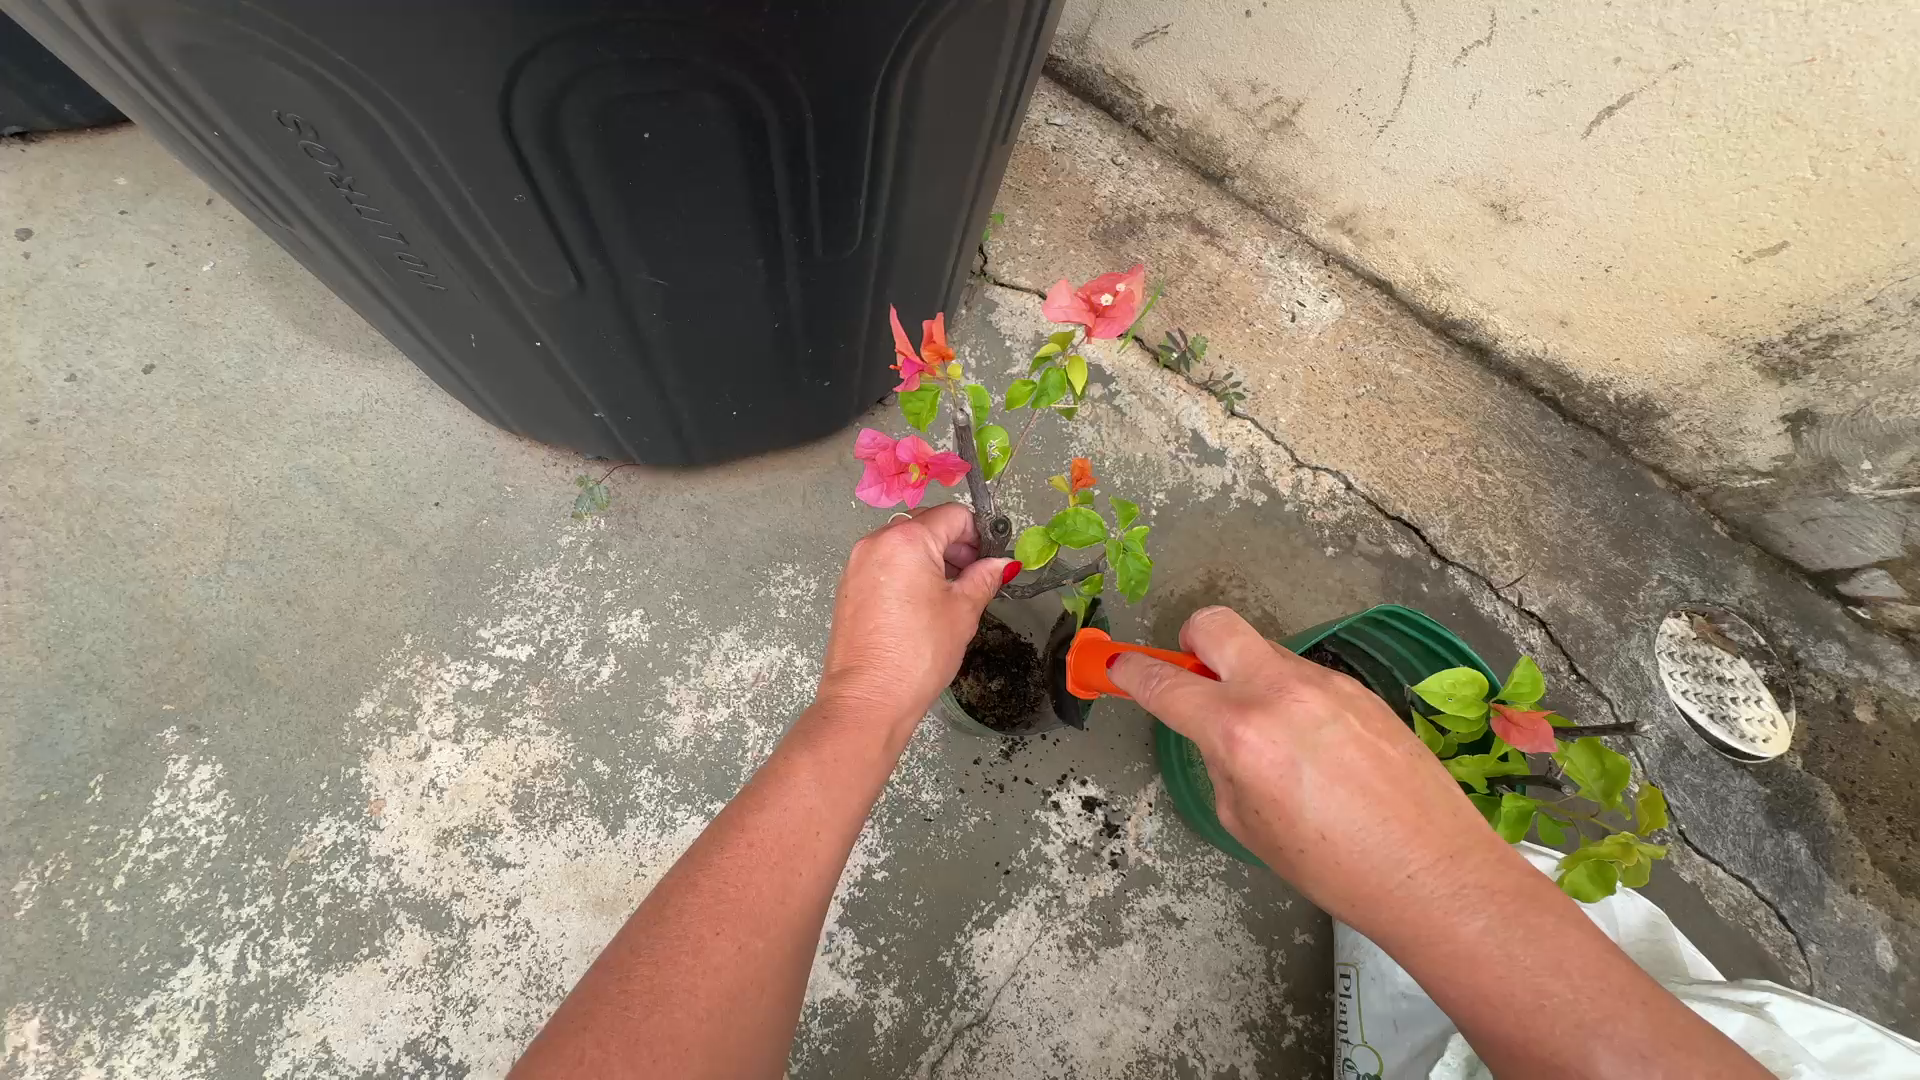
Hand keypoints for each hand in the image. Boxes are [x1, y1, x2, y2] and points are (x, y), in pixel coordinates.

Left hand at [817, 503, 1015, 729]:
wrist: (868, 698)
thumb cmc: (917, 654)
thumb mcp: (963, 612)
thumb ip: (984, 578)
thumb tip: (1002, 565)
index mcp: (906, 540)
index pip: (953, 514)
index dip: (979, 534)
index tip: (989, 560)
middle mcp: (876, 542)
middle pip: (926, 524)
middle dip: (954, 545)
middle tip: (973, 578)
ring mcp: (857, 563)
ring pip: (904, 543)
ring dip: (931, 558)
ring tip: (948, 596)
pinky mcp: (849, 585)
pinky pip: (885, 562)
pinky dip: (907, 572)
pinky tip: (920, 605)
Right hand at [1109, 606, 1507, 926]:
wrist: (1435, 872)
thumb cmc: (1330, 865)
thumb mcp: (1243, 819)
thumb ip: (1218, 757)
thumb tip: (1217, 730)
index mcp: (1238, 730)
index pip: (1164, 683)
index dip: (1130, 671)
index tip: (1117, 666)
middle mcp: (1277, 691)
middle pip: (1214, 623)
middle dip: (1190, 639)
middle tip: (1196, 676)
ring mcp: (1324, 682)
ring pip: (1263, 651)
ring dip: (1246, 676)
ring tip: (1273, 737)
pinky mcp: (1358, 688)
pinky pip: (1302, 675)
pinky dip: (1287, 695)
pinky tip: (1316, 746)